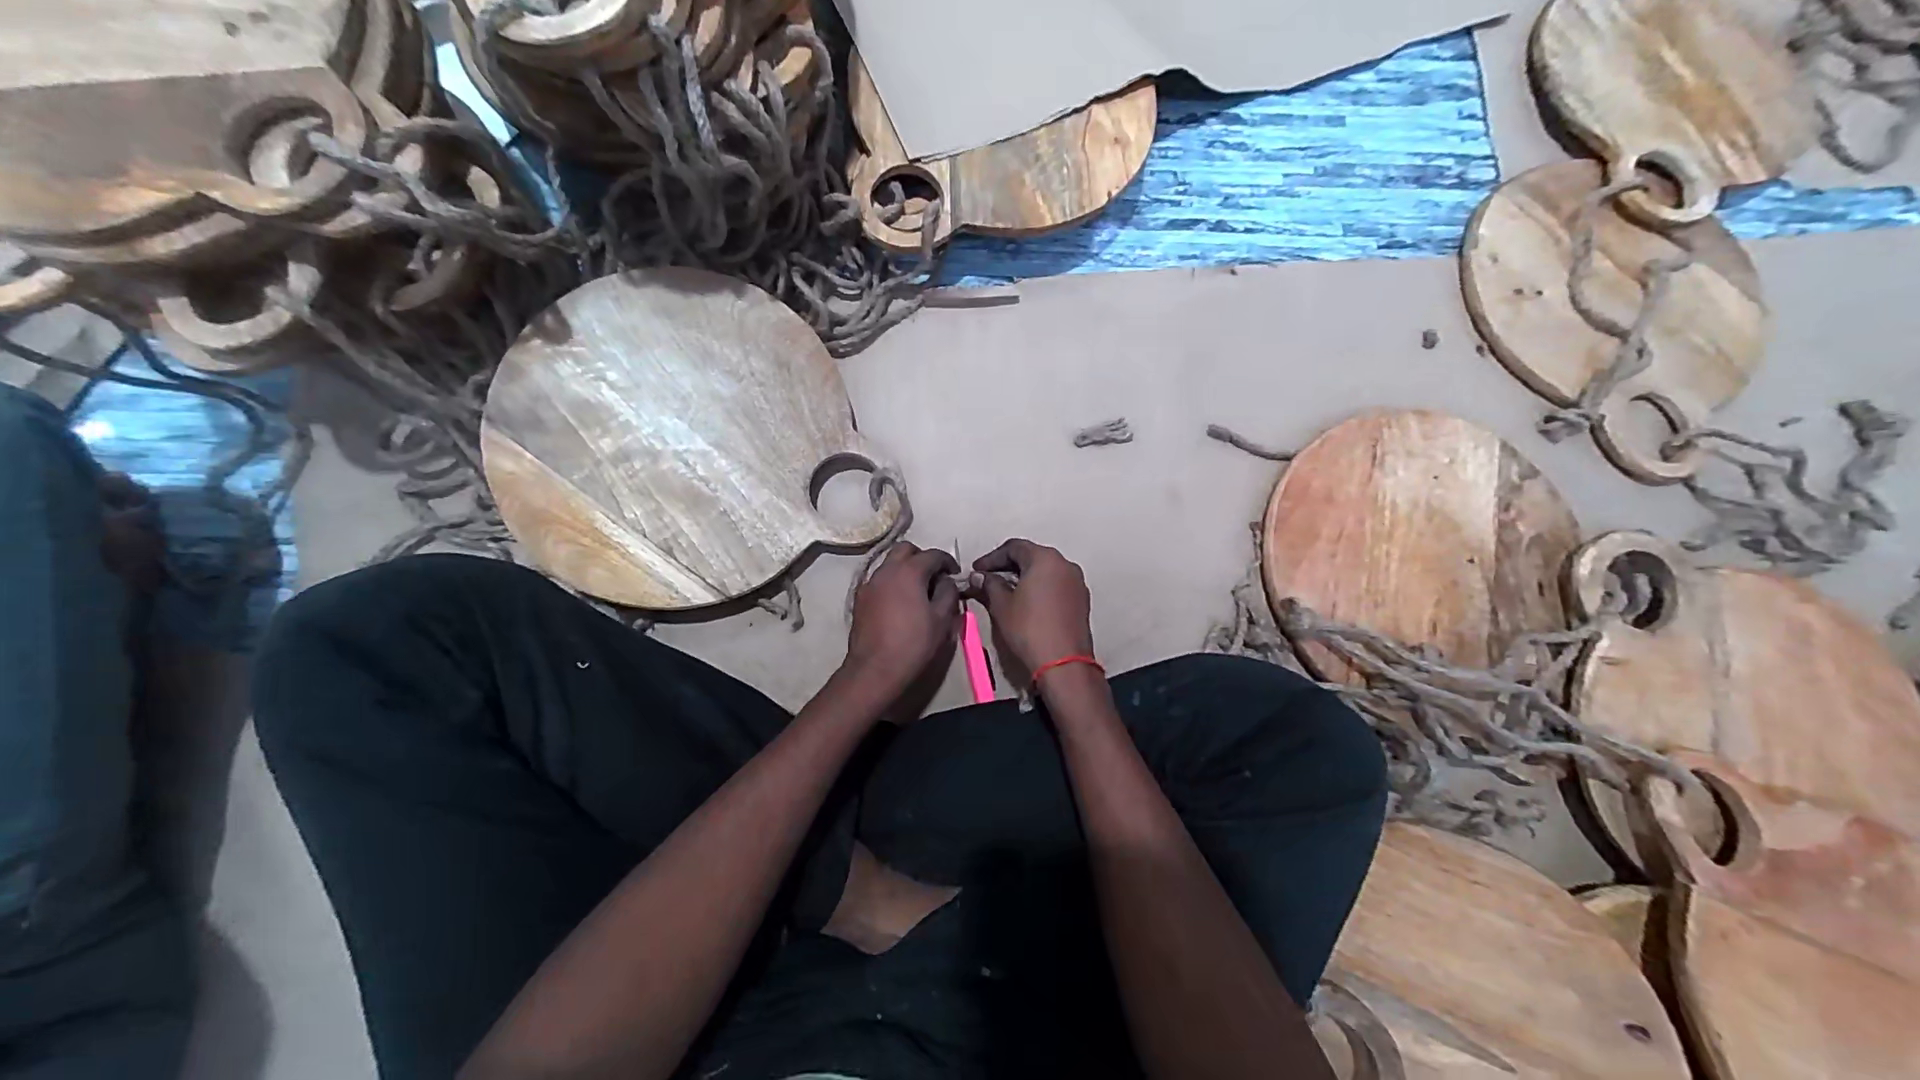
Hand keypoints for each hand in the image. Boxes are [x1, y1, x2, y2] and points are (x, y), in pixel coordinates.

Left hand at [843, 543, 961, 703]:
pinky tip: (899, 602)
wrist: (875, 668)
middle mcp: (886, 570)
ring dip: (905, 569)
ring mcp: (869, 583)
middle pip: (906, 549)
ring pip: (890, 563)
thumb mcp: (941, 619)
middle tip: (934, 576)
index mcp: (909, 571)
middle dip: (922, 557)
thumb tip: (947, 581)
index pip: (933, 554)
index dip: (948, 562)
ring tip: (917, 590)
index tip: (955, 574)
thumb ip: (948, 593)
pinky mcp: (860, 598)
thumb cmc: (913, 643)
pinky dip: (892, 582)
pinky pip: (879, 580)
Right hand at [967, 539, 1094, 682]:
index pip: (1014, 547)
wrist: (1064, 663)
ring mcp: (1076, 582)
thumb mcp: (1002, 605)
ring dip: (1024, 577)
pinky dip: (1039, 588)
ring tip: (1004, 591)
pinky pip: (1056, 585)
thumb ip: (990, 585)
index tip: (976, 571)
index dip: (992, 558)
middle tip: (987, 579)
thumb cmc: (1029, 629)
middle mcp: (1065, 564)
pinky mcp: (1081, 600)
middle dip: (1008, 566)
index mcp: (1046, 559)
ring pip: (1045, 571)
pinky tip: (1025, 602)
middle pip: (1032, 556)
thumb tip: (979, 577)